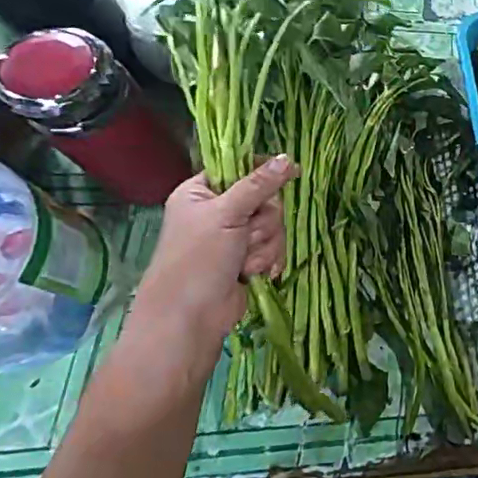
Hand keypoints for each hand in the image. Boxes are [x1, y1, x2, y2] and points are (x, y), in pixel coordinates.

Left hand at [133, 157, 296, 343]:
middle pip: (263, 199)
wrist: (190, 319)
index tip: (288, 171)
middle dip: (262, 222)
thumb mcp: (226, 213)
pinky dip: (267, 260)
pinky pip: (272, 247)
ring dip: (264, 245)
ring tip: (244, 263)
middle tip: (246, 236)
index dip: (262, 171)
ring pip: (271, 225)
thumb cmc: (199, 258)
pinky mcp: (245, 259)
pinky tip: (257, 274)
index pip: (238, 167)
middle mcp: (217, 210)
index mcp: (201, 191)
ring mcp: (232, 237)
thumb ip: (258, 185)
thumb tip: (287, 158)